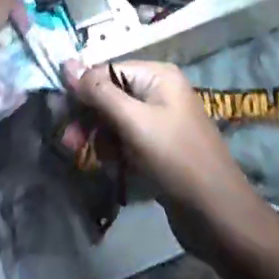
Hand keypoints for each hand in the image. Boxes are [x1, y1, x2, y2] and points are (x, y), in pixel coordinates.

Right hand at [64, 60, 259, 218]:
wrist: (218, 215)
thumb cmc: (176, 160)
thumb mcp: (134, 123)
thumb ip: (99, 93)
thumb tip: (67, 63)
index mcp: (157, 75)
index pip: (107, 70)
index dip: (82, 90)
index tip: (59, 114)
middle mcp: (159, 91)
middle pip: (110, 95)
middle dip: (88, 118)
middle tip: (68, 143)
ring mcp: (160, 120)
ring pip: (115, 120)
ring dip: (99, 138)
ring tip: (89, 160)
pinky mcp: (159, 148)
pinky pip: (127, 140)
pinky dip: (114, 152)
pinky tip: (110, 168)